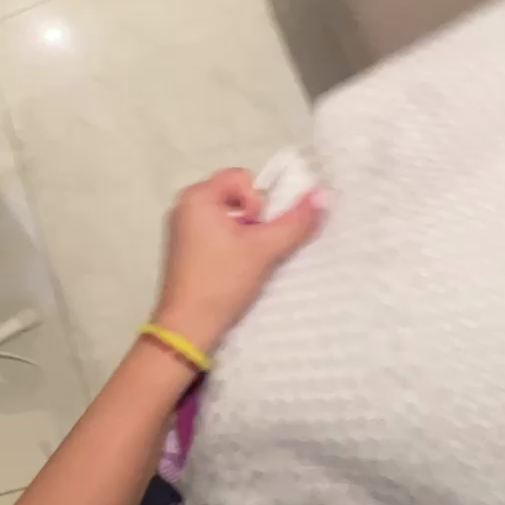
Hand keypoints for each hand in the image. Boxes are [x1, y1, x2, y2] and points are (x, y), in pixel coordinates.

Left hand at [147, 168, 324, 356]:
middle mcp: (183, 205)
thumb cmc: (222, 281)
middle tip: (254, 247)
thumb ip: (296, 221)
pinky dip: (229, 244)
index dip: (258, 202)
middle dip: (252, 218)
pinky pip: (214, 231)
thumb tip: (324, 194)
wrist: (187, 327)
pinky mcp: (182, 248)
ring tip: (244, 261)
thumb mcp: (264, 249)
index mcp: (196, 196)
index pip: (242, 177)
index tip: (257, 231)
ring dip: (244, 233)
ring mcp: (180, 228)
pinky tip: (233, 269)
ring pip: (227, 216)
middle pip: (234, 195)